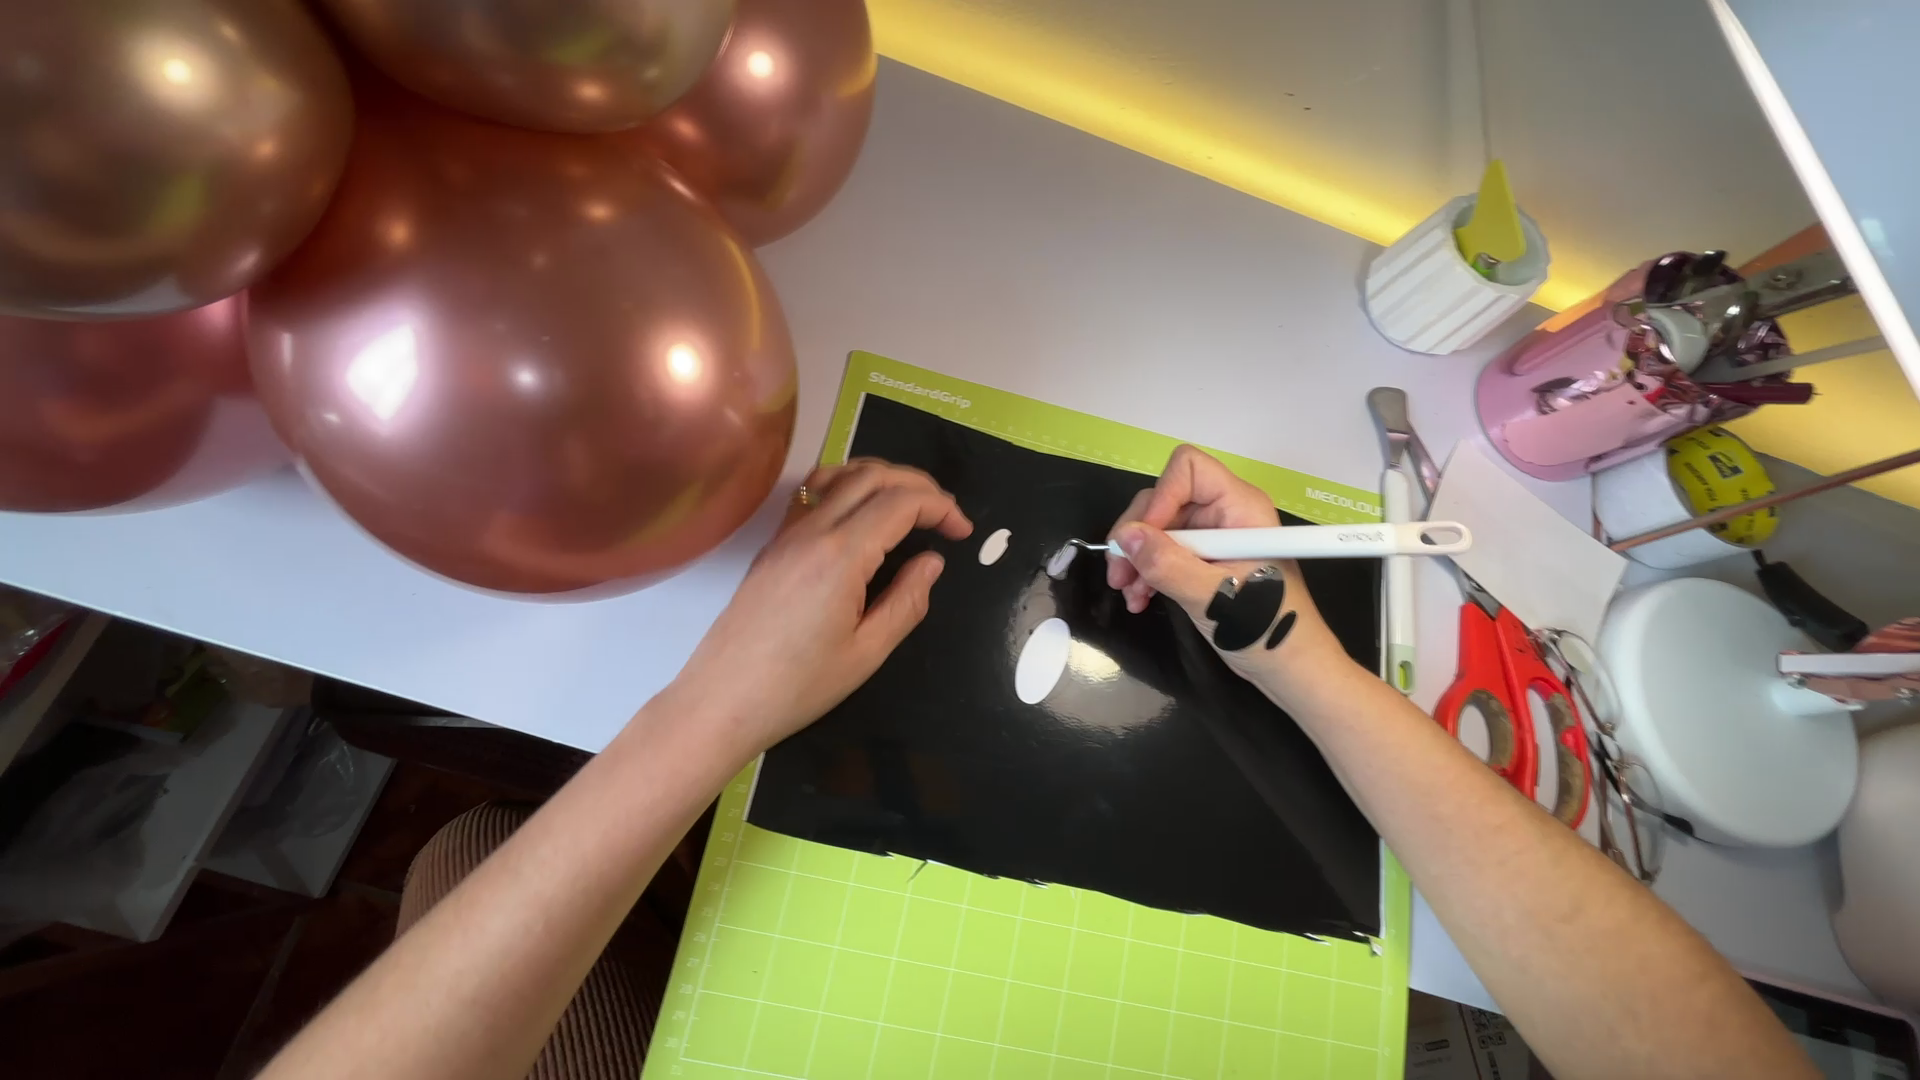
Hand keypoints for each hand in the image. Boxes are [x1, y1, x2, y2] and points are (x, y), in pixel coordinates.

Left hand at [669, 459, 972, 755]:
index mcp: (840, 556)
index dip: (941, 506)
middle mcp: (811, 531)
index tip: (963, 532)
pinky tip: (859, 511)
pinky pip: (812, 494)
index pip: (900, 502)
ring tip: (909, 506)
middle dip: (919, 485)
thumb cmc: (798, 687)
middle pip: (873, 476)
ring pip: (840, 475)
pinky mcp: (772, 546)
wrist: (721, 702)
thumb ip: (907, 601)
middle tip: (946, 515)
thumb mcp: (867, 653)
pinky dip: (846, 486)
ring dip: (882, 477)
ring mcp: (786, 534)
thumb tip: (931, 562)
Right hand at [1106, 445, 1344, 690]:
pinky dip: (1145, 571)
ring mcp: (1211, 536)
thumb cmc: (1267, 630)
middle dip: (1136, 535)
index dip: (1160, 499)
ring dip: (1135, 558)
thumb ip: (1168, 565)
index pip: (1188, 469)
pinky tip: (1139, 598)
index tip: (1143, 541)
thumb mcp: (1213, 598)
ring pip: (1156, 527)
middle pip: (1163, 498)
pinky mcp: (1201, 558)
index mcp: (1240, 508)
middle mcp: (1224, 513)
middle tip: (1119, 574)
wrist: (1289, 668)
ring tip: (1129, 594)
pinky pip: (1162, 550)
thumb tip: (1125, 537)